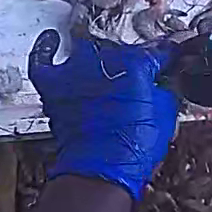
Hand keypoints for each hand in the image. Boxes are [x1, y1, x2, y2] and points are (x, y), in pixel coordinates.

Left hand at [28, 30, 177, 200]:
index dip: (164, 55)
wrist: (102, 170)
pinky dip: (45, 48)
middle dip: (127, 64)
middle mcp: (103, 60)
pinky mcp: (54, 86)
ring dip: (94, 59)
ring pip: (84, 50)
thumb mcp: (165, 116)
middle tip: (132, 80)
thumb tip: (161, 85)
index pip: (154, 50)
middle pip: (117, 51)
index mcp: (135, 63)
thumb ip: (163, 91)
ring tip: (101, 66)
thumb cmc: (133, 148)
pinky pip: (43, 59)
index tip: (167, 57)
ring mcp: (75, 71)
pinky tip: (50, 40)